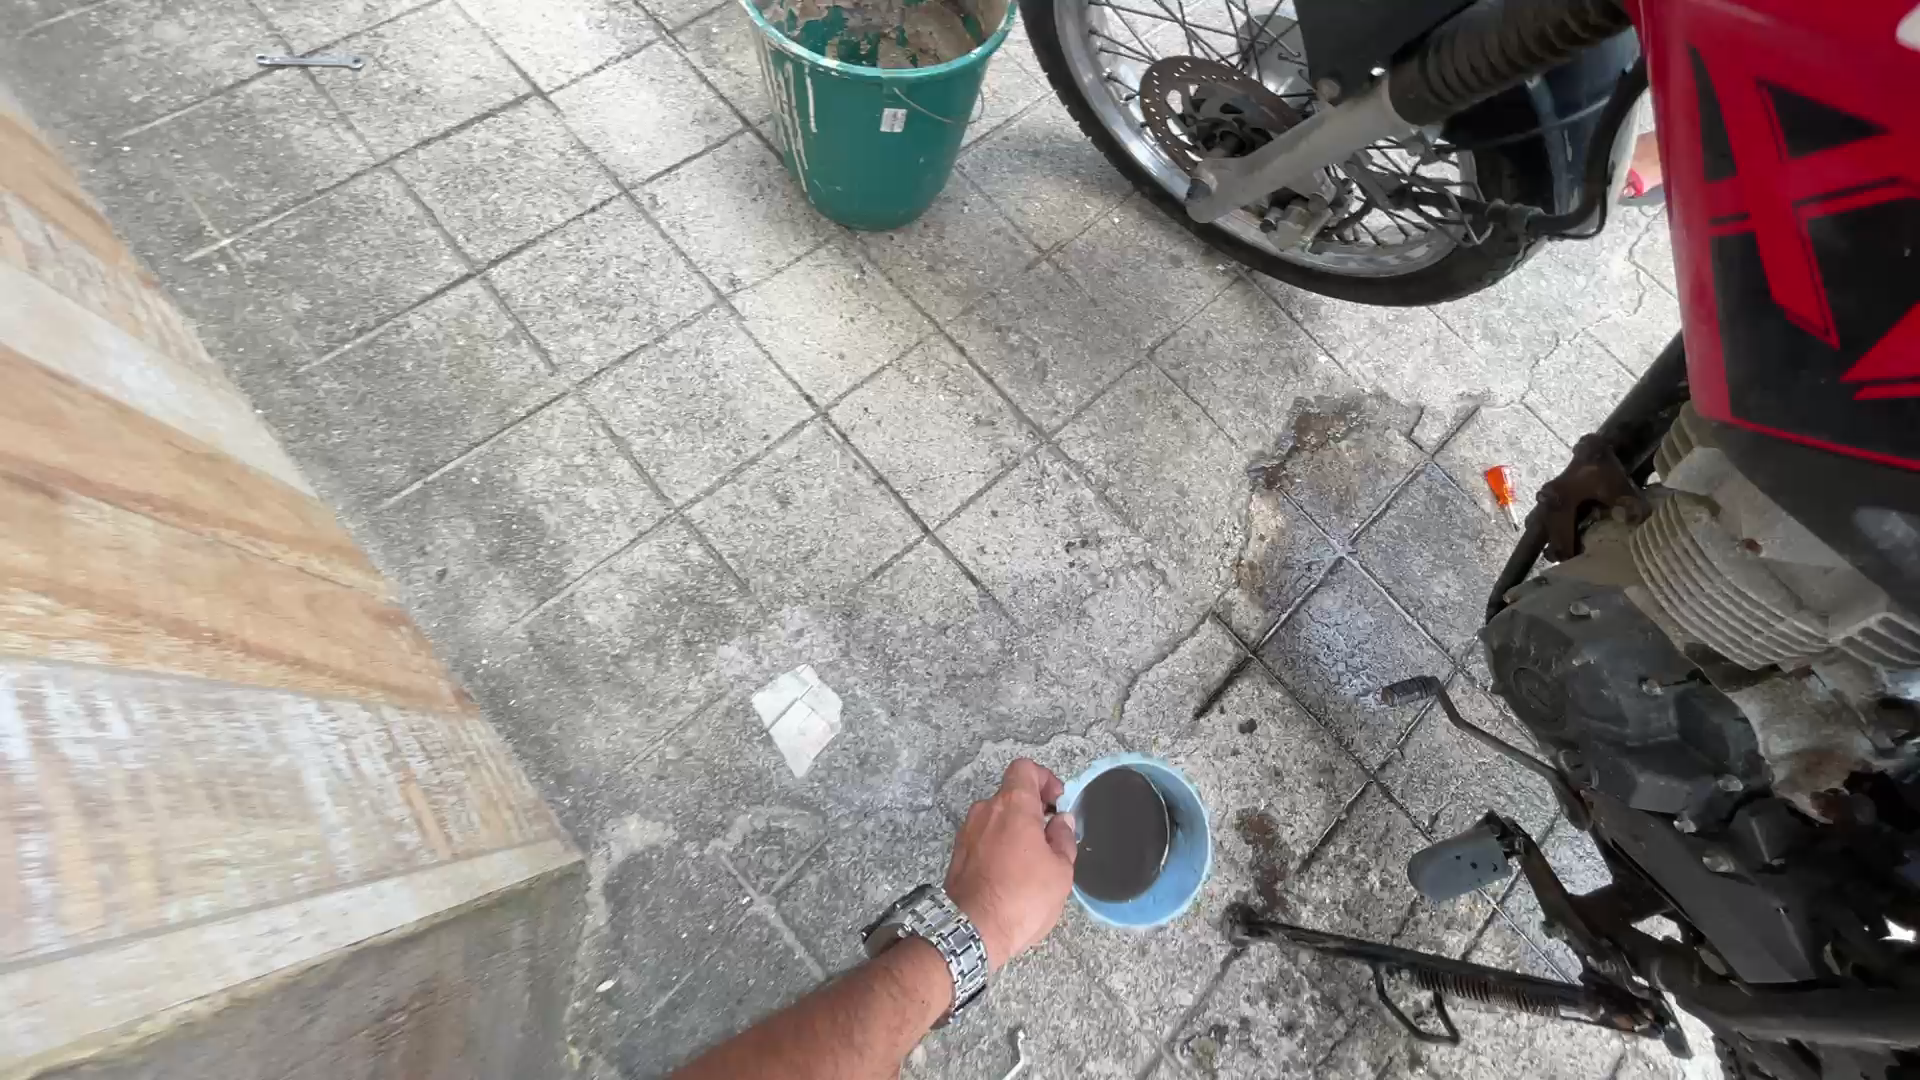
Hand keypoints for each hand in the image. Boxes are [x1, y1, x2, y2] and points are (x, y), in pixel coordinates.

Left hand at [943, 758, 1077, 972]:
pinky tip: (1011, 873)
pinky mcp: (959, 852)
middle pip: (1011, 794)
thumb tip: (1061, 822)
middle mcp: (986, 810)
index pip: (1025, 768)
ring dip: (1016, 829)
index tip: (1057, 801)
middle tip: (1050, 836)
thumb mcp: (1060, 871)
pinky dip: (999, 844)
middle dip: (1033, 809)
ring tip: (1032, 861)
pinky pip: (984, 837)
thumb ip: (1063, 838)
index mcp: (1013, 805)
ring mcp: (968, 830)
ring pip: (997, 817)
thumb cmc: (1021, 897)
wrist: (972, 930)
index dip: (1044, 778)